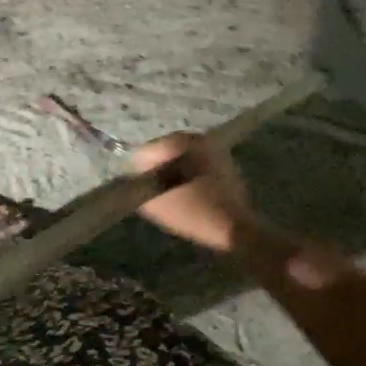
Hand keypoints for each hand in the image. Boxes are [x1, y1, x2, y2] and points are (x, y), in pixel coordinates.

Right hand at [132, 132, 256, 253]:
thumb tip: (128, 183)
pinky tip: (192, 194)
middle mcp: (196, 137)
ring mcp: (214, 147)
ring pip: (182, 157)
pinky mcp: (225, 161)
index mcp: (179, 142)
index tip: (144, 192)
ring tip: (175, 196)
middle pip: (164, 151)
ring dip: (175, 172)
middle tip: (158, 194)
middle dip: (158, 170)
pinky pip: (198, 164)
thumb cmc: (195, 213)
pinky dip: (191, 174)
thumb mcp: (157, 205)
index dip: (140, 173)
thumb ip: (136, 190)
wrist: (237, 228)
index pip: (145, 152)